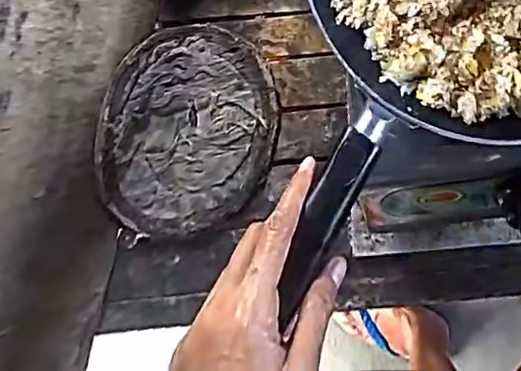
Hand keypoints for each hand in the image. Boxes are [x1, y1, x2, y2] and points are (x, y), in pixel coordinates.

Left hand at [171, 158, 344, 370]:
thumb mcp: (300, 369)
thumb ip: (318, 310)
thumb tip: (333, 268)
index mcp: (250, 308)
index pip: (277, 232)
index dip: (294, 194)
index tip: (305, 170)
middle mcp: (217, 308)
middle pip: (253, 241)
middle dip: (280, 228)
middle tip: (307, 235)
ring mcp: (198, 325)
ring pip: (234, 268)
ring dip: (261, 264)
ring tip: (287, 297)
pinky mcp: (188, 342)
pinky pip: (219, 296)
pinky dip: (243, 291)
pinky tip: (260, 324)